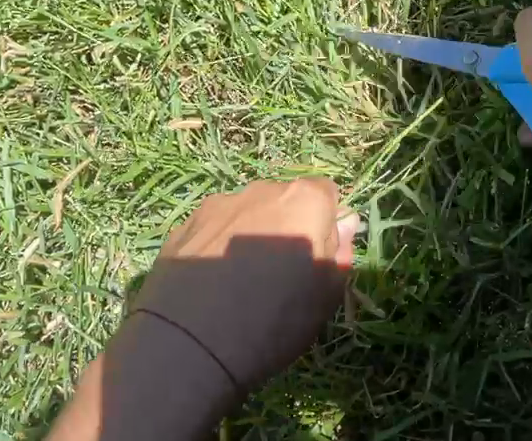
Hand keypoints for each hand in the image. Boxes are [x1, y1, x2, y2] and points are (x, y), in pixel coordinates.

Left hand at [127, 178, 358, 394]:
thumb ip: (339, 252)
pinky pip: (214, 227)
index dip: (326, 224)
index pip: (327, 194)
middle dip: (287, 225)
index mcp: (304, 201)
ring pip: (247, 212)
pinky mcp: (187, 222)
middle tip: (280, 274)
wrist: (190, 342)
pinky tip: (209, 284)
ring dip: (251, 232)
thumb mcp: (324, 297)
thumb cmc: (274, 320)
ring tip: (239, 282)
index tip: (316, 257)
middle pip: (285, 200)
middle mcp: (263, 189)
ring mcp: (221, 203)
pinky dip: (217, 245)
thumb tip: (345, 224)